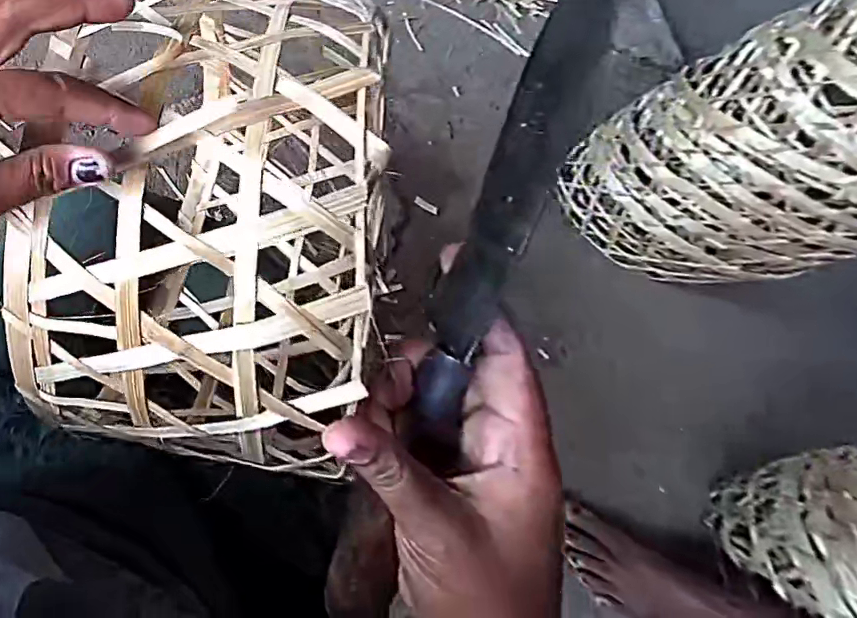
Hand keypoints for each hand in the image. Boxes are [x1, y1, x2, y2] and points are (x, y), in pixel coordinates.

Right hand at [323, 316, 561, 617]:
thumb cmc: (486, 601)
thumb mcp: (436, 529)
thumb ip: (387, 468)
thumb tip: (338, 425)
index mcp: (518, 452)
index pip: (508, 366)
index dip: (485, 317)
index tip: (454, 271)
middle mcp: (490, 445)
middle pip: (451, 374)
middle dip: (410, 373)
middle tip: (380, 393)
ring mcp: (458, 458)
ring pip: (419, 397)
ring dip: (386, 401)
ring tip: (367, 427)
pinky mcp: (430, 471)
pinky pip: (400, 424)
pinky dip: (377, 423)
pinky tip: (362, 438)